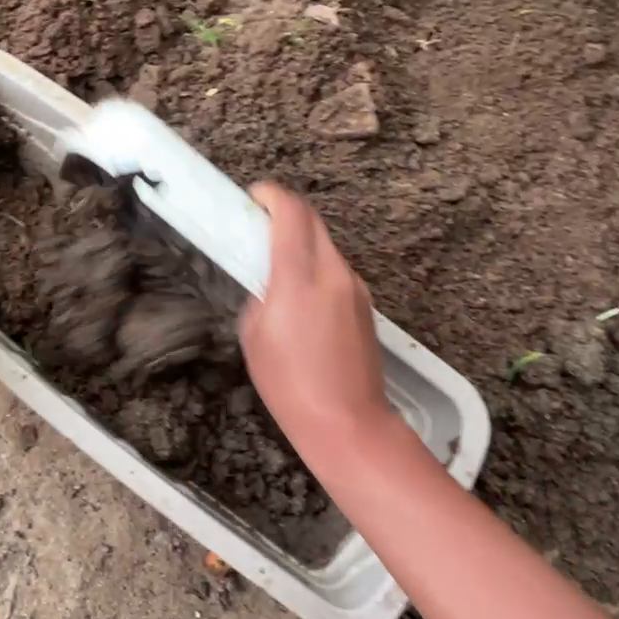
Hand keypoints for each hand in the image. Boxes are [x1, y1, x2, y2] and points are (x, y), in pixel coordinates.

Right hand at [240, 184, 389, 443]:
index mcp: (299, 278)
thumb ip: (259, 293)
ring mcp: (354, 287)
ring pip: (325, 244)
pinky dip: (315, 266)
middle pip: (312, 220)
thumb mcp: (254, 336)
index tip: (253, 197)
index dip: (270, 195)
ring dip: (301, 241)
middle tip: (258, 225)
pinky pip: (336, 269)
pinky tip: (300, 297)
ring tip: (275, 266)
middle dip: (285, 212)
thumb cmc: (290, 385)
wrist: (348, 423)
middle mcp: (333, 273)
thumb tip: (265, 280)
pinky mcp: (364, 304)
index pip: (291, 213)